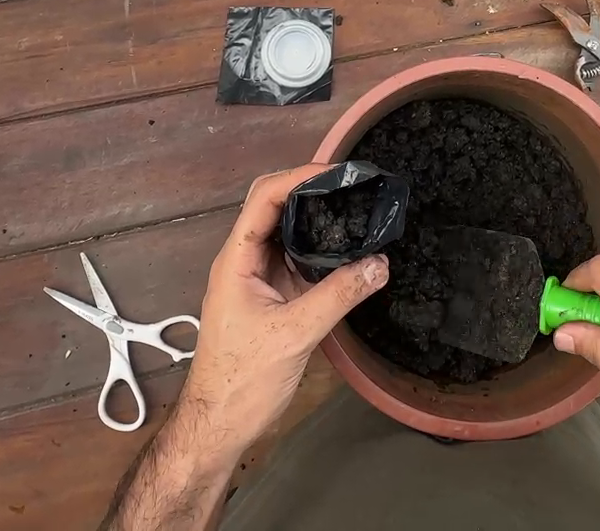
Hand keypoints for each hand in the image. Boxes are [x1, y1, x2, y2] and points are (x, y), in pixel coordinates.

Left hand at [172, 164, 388, 466]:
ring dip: (315, 213)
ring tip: (354, 204)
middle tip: (350, 184)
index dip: (297, 176)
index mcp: (237, 259)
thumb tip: (380, 264)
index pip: (263, 198)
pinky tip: (346, 246)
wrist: (218, 427)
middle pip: (273, 204)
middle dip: (309, 187)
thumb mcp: (294, 335)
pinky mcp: (271, 293)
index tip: (336, 173)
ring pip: (285, 229)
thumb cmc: (243, 380)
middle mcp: (244, 259)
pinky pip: (295, 255)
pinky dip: (319, 244)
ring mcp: (257, 276)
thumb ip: (338, 296)